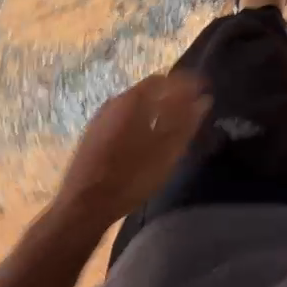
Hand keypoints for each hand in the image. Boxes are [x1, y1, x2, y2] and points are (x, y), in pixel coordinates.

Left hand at [53, 70, 209, 233]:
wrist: (82, 207)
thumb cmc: (131, 177)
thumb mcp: (167, 151)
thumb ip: (187, 122)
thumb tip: (204, 99)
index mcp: (135, 99)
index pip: (168, 79)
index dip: (188, 84)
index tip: (204, 92)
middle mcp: (116, 100)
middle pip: (150, 89)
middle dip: (172, 95)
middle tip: (190, 110)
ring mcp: (101, 117)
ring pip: (135, 103)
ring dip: (155, 108)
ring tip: (170, 125)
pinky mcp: (92, 134)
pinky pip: (123, 116)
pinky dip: (139, 119)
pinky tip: (145, 138)